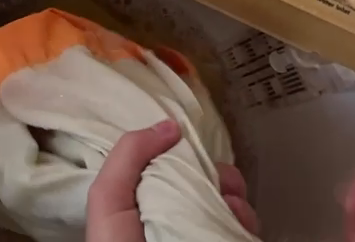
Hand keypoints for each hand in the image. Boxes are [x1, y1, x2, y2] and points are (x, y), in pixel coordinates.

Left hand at [86, 119, 260, 241]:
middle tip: (228, 183)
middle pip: (208, 189)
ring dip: (238, 204)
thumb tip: (170, 125)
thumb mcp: (109, 198)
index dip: (191, 157)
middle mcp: (176, 221)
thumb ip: (130, 154)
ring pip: (230, 213)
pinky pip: (241, 235)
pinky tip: (239, 224)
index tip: (203, 153)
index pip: (175, 170)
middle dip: (222, 179)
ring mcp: (200, 238)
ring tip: (235, 209)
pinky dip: (245, 226)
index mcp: (148, 202)